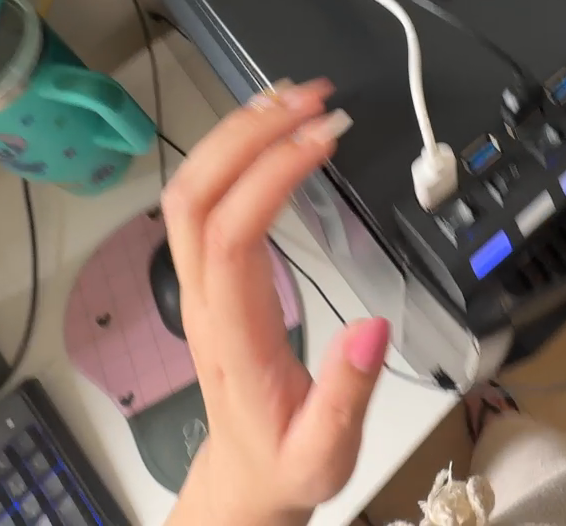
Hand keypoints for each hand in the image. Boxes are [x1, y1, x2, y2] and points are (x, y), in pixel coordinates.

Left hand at [161, 79, 389, 525]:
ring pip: (191, 185)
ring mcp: (198, 276)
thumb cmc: (284, 457)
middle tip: (310, 99)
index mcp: (232, 332)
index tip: (323, 139)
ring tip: (293, 96)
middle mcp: (202, 294)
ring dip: (237, 130)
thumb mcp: (325, 452)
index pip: (233, 236)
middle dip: (249, 132)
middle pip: (196, 193)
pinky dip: (233, 147)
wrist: (243, 469)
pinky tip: (270, 126)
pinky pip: (204, 193)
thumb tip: (373, 326)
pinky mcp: (207, 266)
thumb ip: (347, 395)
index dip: (271, 176)